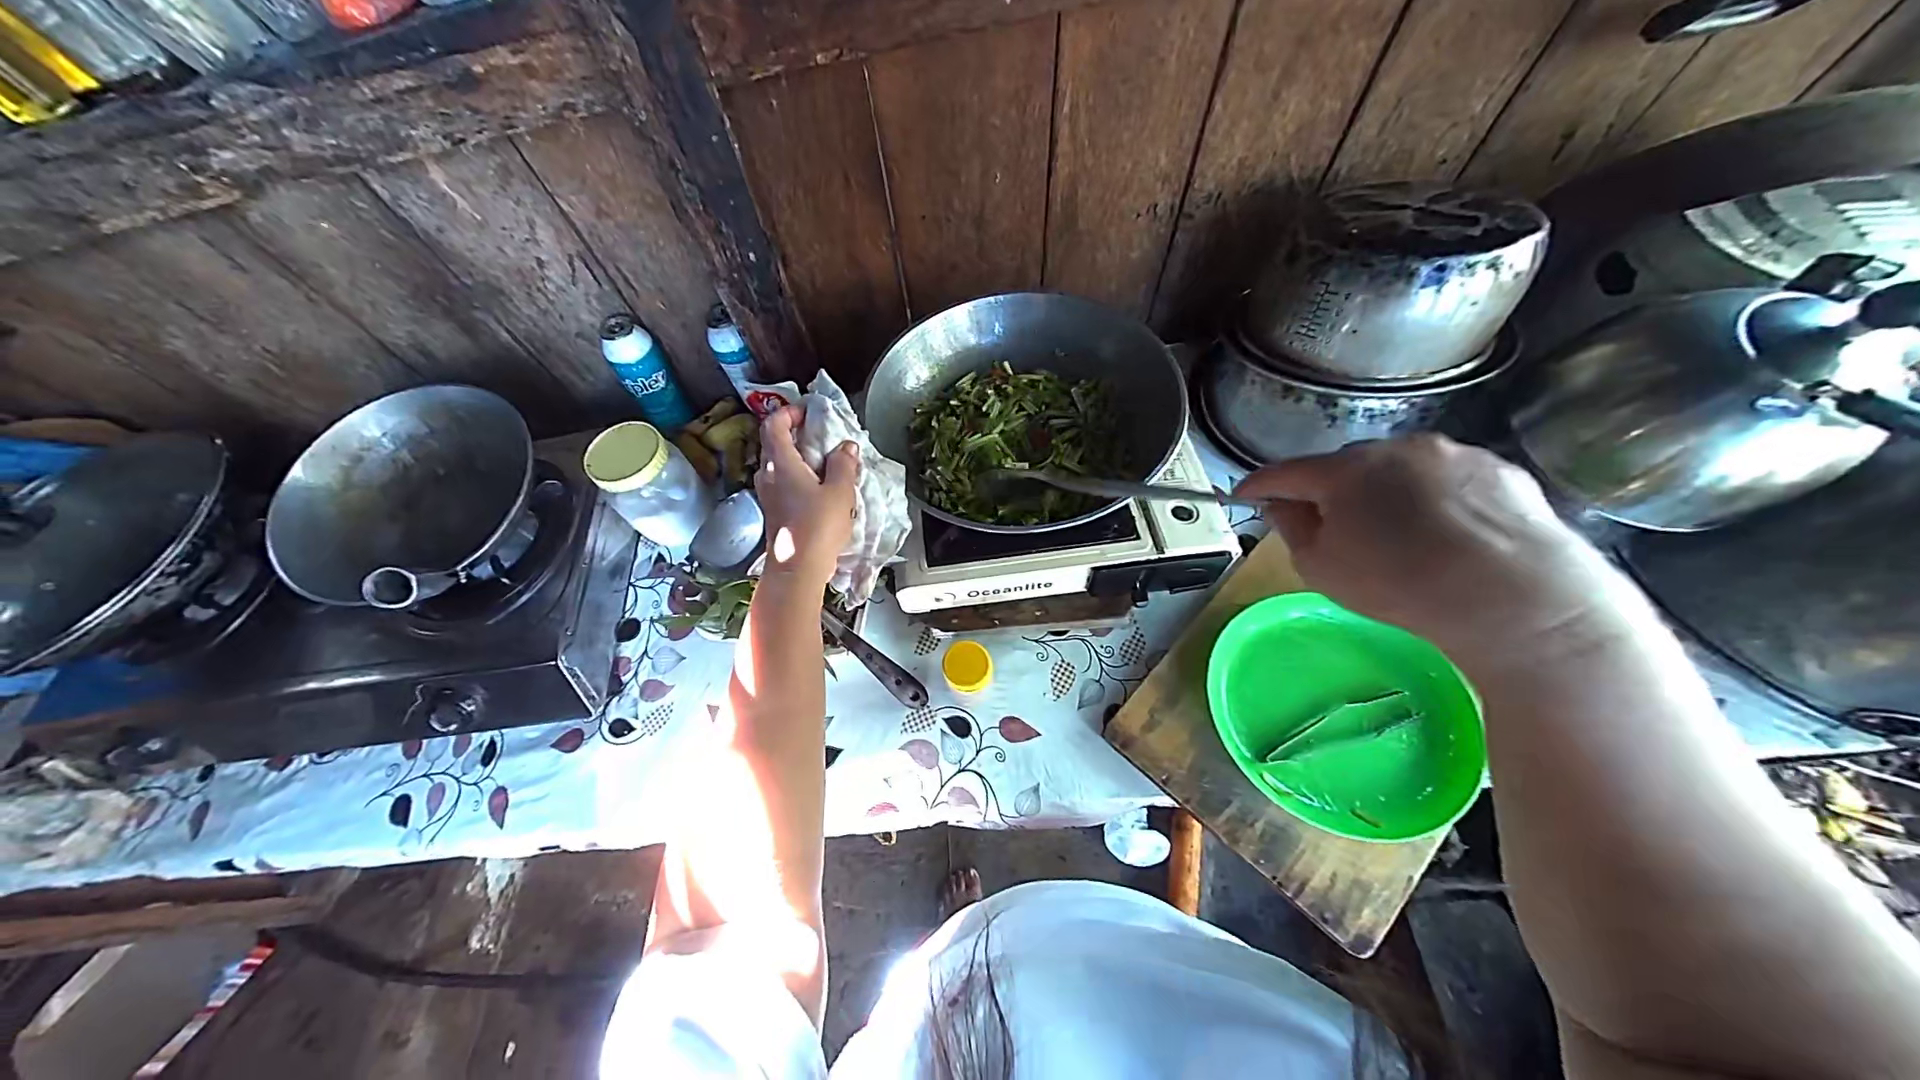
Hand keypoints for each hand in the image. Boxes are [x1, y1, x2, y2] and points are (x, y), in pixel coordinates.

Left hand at [756, 406, 858, 586]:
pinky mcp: (774, 512)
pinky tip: (819, 487)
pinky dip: (798, 477)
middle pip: (774, 443)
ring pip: (779, 465)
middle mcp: (768, 476)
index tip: (809, 412)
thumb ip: (842, 464)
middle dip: (796, 434)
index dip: (788, 412)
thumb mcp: (839, 492)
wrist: (797, 570)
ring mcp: (768, 495)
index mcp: (781, 463)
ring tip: (824, 461)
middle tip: (821, 435)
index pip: (774, 425)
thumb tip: (845, 447)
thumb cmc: (816, 528)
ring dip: (798, 457)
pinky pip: (783, 484)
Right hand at [1234, 435, 1630, 663]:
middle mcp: (1395, 448)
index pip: (1285, 472)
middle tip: (1337, 532)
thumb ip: (1292, 528)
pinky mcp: (1496, 469)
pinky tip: (1448, 537)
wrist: (1517, 598)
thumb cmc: (1400, 585)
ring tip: (1401, 539)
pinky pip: (1446, 480)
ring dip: (1386, 493)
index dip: (1260, 485)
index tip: (1245, 494)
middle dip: (1333, 492)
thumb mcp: (1321, 568)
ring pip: (1398, 470)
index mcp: (1344, 470)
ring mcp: (1451, 453)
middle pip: (1345, 467)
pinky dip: (1434, 500)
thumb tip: (1283, 504)